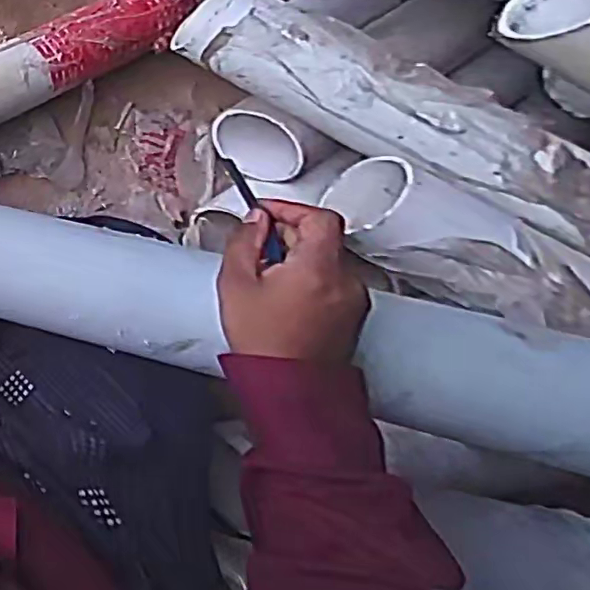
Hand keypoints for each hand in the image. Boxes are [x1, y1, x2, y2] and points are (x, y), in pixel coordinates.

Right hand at [217, 200, 368, 364]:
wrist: (289, 382)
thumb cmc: (263, 338)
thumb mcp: (235, 280)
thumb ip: (244, 241)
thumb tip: (254, 220)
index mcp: (319, 267)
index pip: (319, 217)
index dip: (289, 208)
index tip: (265, 211)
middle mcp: (346, 279)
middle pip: (323, 236)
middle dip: (288, 232)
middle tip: (257, 244)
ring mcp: (354, 297)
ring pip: (326, 257)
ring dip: (297, 253)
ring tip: (265, 273)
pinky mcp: (353, 311)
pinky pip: (332, 277)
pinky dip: (309, 273)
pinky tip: (280, 290)